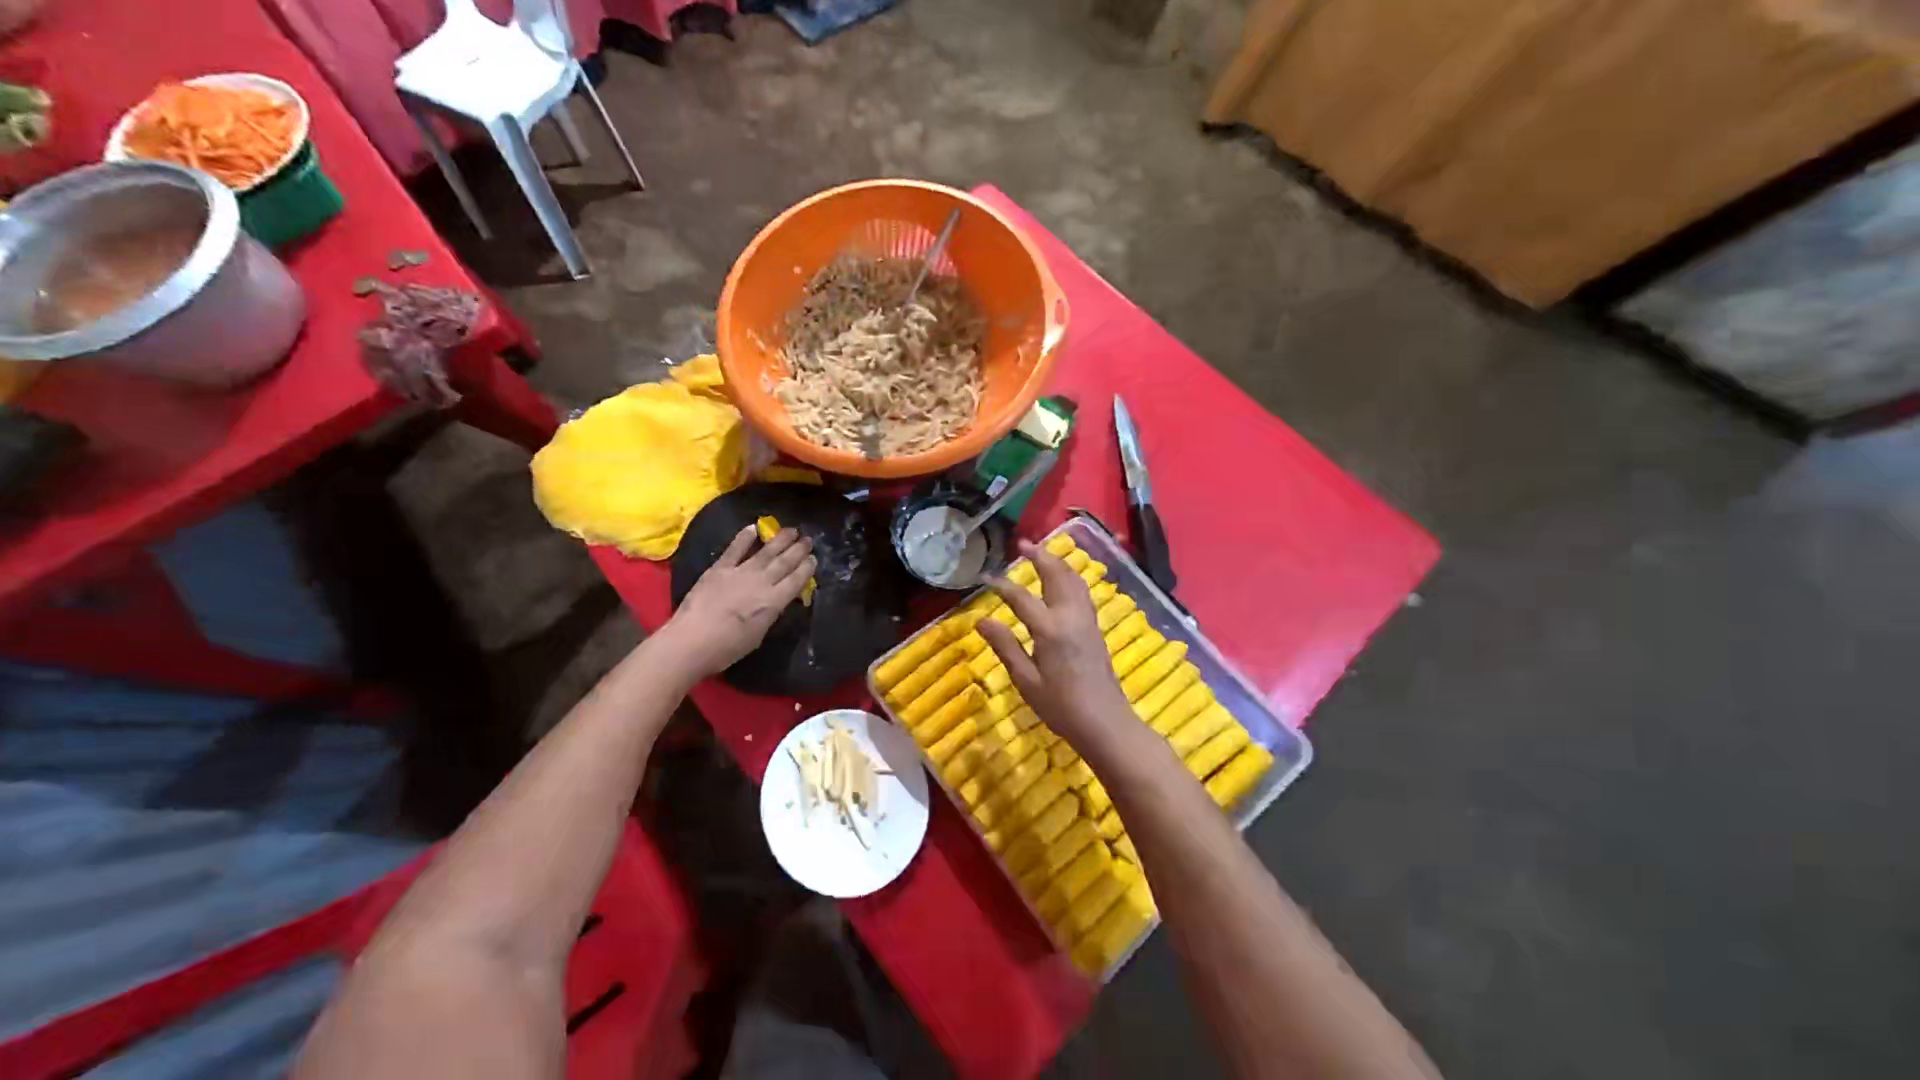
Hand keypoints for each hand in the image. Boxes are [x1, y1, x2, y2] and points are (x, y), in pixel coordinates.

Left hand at [661, 524, 815, 677]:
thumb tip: (777, 601)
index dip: (806, 568)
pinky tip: (753, 528)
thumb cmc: (727, 647)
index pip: (796, 580)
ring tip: (791, 530)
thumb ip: (770, 614)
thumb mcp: (759, 635)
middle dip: (798, 550)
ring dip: (780, 539)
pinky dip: (744, 537)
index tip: (813, 558)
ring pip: (766, 552)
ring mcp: (740, 572)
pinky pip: (734, 549)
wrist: (692, 640)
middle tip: (808, 539)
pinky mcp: (719, 568)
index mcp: (774, 601)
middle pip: (784, 562)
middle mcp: (761, 582)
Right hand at [977, 541, 1136, 748]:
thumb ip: (1006, 646)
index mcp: (1049, 629)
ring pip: (1073, 580)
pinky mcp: (1094, 628)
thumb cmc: (1060, 706)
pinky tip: (1064, 580)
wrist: (1104, 722)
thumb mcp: (1026, 680)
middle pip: (1056, 576)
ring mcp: (1086, 620)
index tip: (986, 577)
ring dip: (1057, 563)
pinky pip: (1082, 591)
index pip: (1021, 598)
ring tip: (1043, 554)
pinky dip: (1070, 577)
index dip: (1002, 586)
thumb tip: (983, 620)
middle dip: (1039, 556)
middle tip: (1023, 544)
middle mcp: (1070, 616)